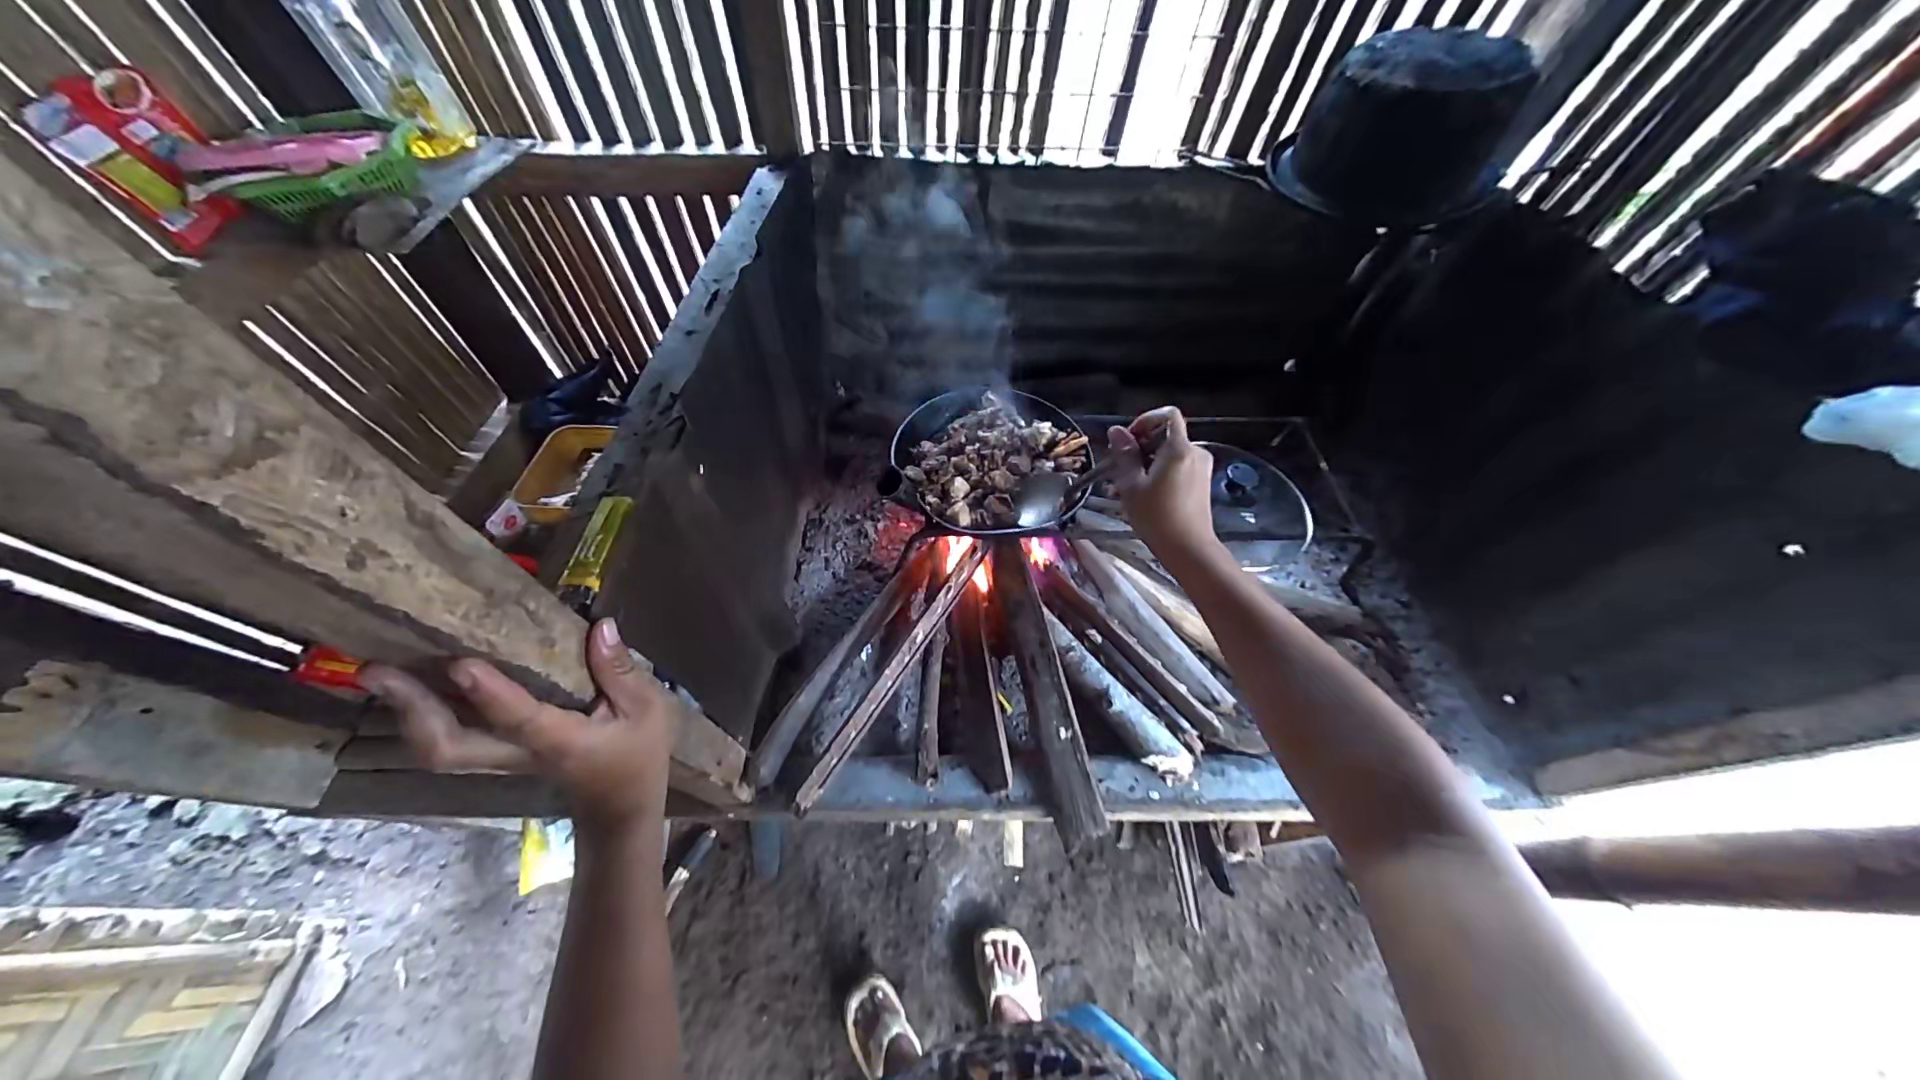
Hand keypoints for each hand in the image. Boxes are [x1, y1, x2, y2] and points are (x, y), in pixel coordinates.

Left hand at [360, 619, 675, 834]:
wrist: (621, 808)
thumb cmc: (637, 757)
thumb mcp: (648, 710)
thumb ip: (621, 671)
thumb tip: (601, 627)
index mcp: (561, 742)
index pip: (519, 720)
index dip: (490, 694)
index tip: (461, 663)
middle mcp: (518, 755)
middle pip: (449, 748)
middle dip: (412, 710)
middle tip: (379, 670)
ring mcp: (501, 760)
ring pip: (438, 749)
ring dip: (406, 713)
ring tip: (380, 672)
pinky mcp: (497, 755)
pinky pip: (449, 740)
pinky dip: (422, 716)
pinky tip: (410, 687)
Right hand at [1107, 407, 1216, 556]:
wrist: (1188, 548)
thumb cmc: (1157, 516)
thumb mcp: (1131, 485)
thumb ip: (1124, 455)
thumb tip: (1116, 431)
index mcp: (1179, 448)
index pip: (1168, 415)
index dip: (1145, 420)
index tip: (1127, 440)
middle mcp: (1195, 453)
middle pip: (1165, 437)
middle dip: (1139, 449)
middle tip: (1117, 469)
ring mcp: (1200, 469)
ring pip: (1168, 456)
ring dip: (1144, 465)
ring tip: (1121, 488)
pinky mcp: (1200, 484)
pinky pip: (1176, 469)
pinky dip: (1157, 475)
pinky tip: (1139, 496)